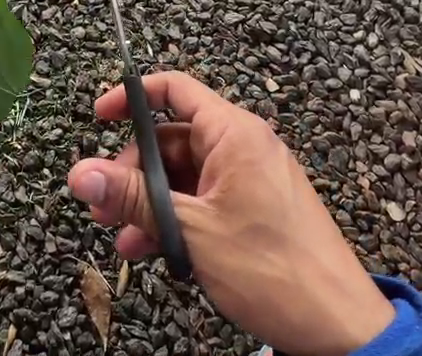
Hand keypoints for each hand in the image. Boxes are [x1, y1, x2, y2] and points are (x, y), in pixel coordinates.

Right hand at [67, 73, 394, 355]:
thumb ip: (133, 198)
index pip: (175, 89)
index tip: (99, 118)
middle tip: (103, 202)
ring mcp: (249, 179)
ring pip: (183, 175)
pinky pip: (201, 199)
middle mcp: (242, 147)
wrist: (341, 330)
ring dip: (149, 202)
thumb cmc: (275, 271)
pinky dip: (175, 218)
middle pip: (171, 139)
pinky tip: (151, 248)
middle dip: (132, 170)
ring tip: (121, 236)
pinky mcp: (253, 209)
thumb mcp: (192, 231)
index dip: (132, 97)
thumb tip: (80, 174)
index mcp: (234, 133)